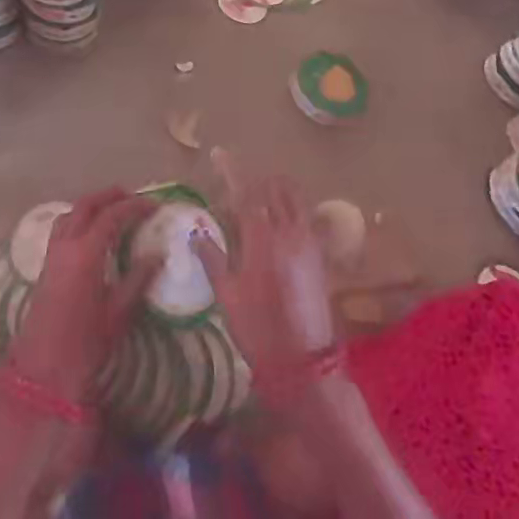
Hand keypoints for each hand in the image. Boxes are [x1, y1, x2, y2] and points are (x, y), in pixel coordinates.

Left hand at [8, 188, 155, 400]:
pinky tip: (91, 233)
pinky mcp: (45, 266)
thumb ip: (138, 279)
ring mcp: (52, 255)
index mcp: (85, 254)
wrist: (43, 371)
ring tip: (112, 208)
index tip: (154, 205)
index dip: (134, 207)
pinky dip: (78, 220)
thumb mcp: (118, 313)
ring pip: (70, 214)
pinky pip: (62, 229)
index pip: (111, 216)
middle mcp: (65, 246)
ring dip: (91, 205)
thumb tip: (157, 254)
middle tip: (132, 196)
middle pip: (85, 206)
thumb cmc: (85, 344)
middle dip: (109, 196)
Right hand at [195, 176, 334, 384]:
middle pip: (276, 188)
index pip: (246, 192)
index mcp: (262, 238)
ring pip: (296, 199)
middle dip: (257, 180)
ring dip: (278, 191)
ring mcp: (310, 242)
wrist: (304, 363)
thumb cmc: (257, 329)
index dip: (232, 171)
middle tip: (239, 187)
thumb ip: (212, 258)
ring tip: (261, 200)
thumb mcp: (227, 295)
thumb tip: (196, 234)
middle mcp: (290, 231)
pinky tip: (282, 224)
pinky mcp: (321, 256)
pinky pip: (308, 218)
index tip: (220, 155)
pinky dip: (294, 210)